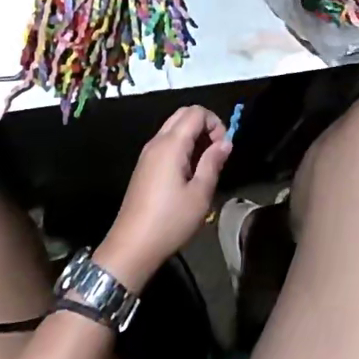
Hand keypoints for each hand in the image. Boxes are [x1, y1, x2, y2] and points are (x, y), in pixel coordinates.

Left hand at [96, 106, 231, 287]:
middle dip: (204, 126)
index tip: (223, 148)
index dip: (215, 123)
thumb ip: (213, 162)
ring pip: (173, 128)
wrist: (132, 245)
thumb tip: (225, 142)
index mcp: (171, 144)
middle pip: (183, 115)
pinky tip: (189, 172)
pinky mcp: (144, 166)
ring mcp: (147, 153)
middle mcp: (156, 142)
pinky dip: (181, 146)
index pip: (195, 112)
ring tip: (205, 164)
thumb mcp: (200, 194)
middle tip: (216, 152)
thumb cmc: (170, 220)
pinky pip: (165, 143)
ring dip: (193, 136)